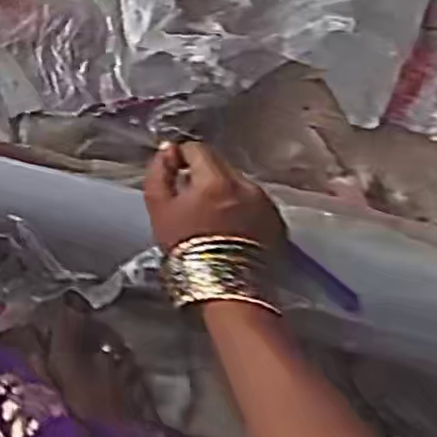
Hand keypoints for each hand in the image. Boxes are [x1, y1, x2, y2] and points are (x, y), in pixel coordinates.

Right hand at [143, 141, 284, 251]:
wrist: (225, 288)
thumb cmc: (185, 245)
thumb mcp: (158, 206)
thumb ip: (159, 172)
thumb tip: (167, 150)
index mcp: (215, 180)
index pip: (198, 149)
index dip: (181, 156)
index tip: (173, 171)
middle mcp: (246, 185)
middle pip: (220, 164)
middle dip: (203, 173)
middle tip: (189, 195)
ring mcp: (266, 203)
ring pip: (237, 182)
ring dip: (223, 189)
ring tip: (210, 213)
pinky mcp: (278, 220)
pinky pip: (253, 200)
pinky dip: (240, 205)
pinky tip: (229, 225)